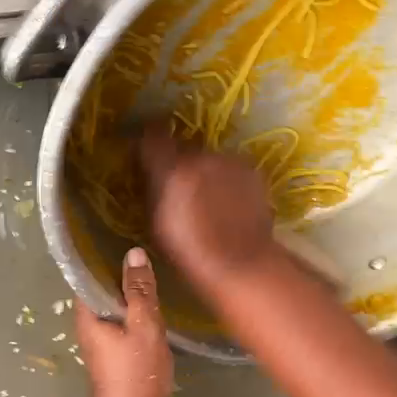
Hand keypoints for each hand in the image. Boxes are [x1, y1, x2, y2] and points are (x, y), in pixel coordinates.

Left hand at [76, 247, 173, 396]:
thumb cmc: (135, 374)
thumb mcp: (144, 327)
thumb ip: (140, 291)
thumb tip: (134, 253)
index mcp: (86, 311)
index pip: (87, 270)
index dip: (103, 250)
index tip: (122, 230)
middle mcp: (86, 319)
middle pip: (100, 283)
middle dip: (119, 265)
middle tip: (143, 241)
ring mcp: (98, 333)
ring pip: (112, 299)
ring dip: (128, 285)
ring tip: (150, 263)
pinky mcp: (111, 345)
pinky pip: (119, 314)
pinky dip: (132, 303)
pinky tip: (151, 296)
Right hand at [139, 124, 276, 281]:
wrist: (240, 262)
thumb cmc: (188, 251)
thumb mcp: (154, 222)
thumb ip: (150, 189)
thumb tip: (148, 172)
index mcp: (170, 168)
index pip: (152, 134)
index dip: (148, 142)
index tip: (145, 154)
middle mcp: (200, 155)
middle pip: (182, 147)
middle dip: (177, 161)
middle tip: (176, 186)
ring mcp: (229, 160)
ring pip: (208, 158)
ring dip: (202, 171)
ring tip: (205, 199)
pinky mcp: (251, 170)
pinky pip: (229, 169)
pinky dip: (224, 180)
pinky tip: (226, 203)